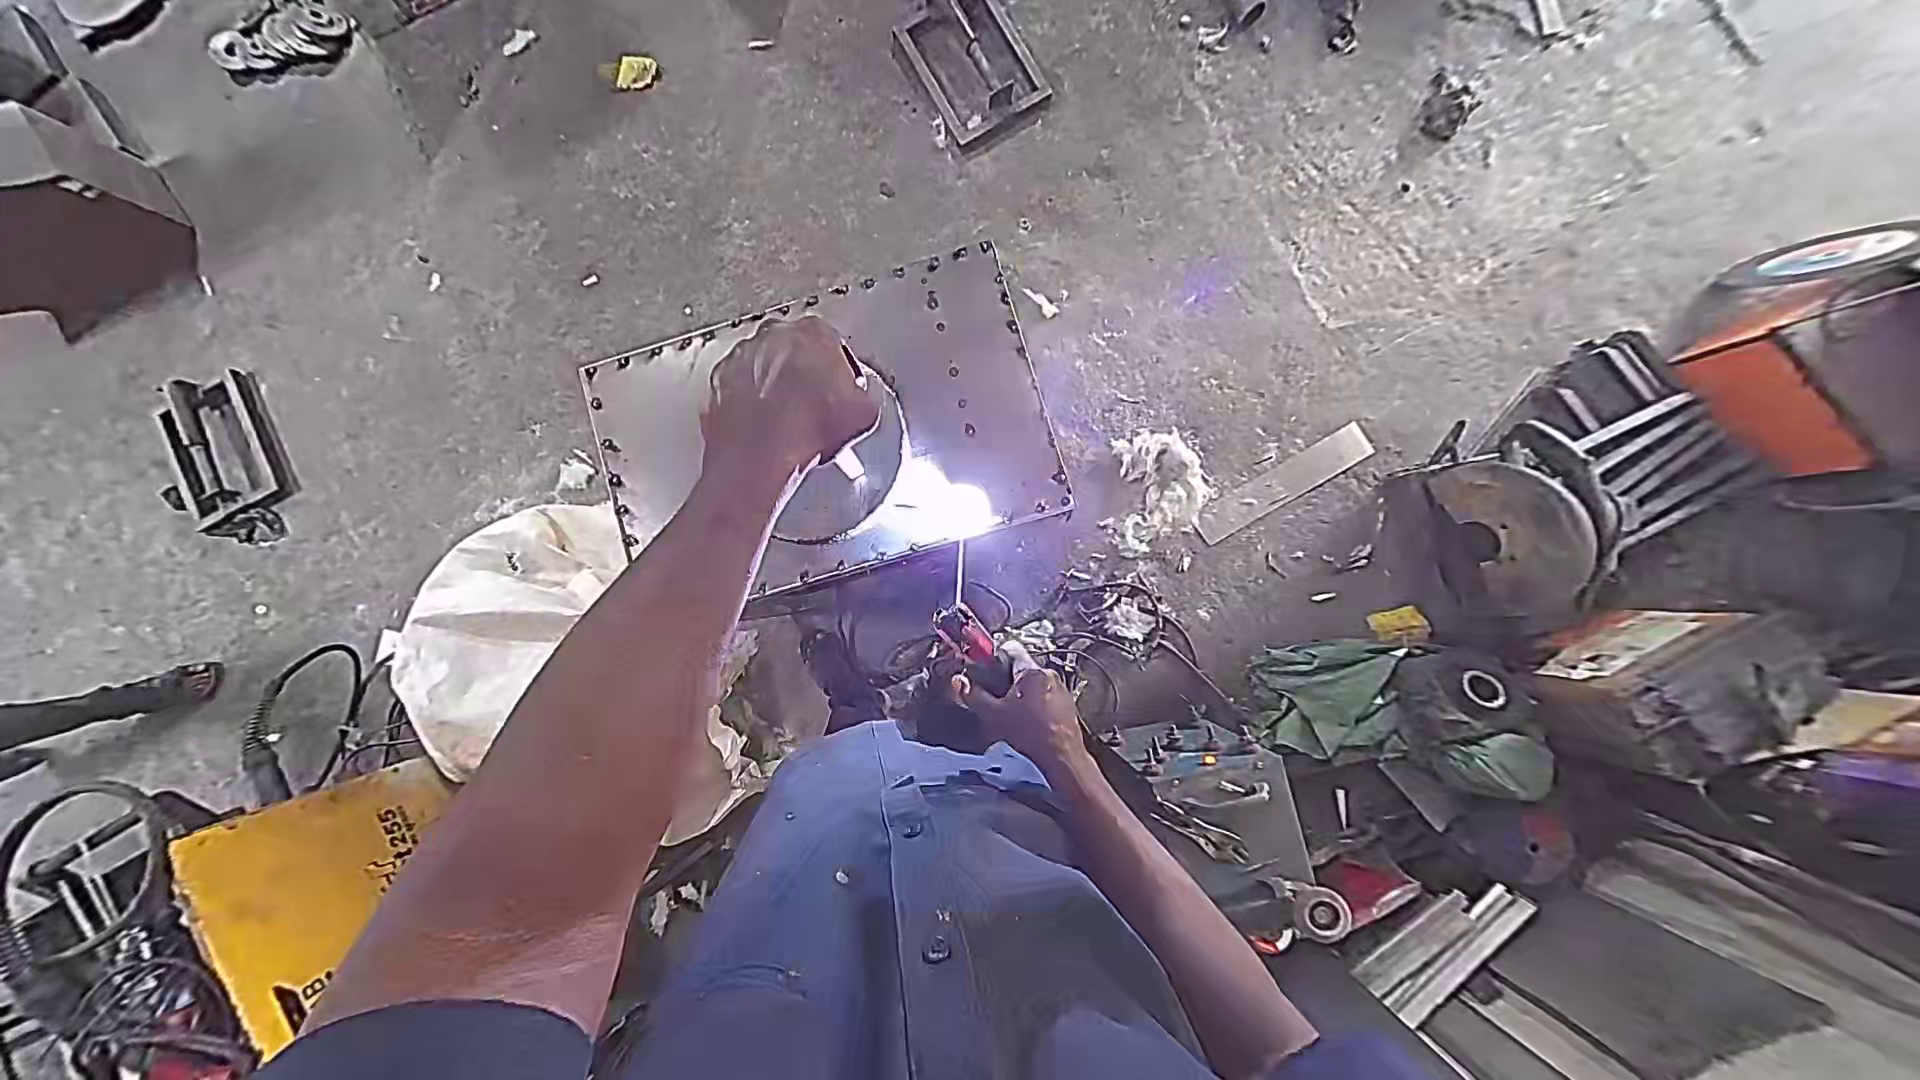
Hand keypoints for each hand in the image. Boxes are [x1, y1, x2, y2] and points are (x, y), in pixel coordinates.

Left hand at [701, 315, 880, 484]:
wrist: (762, 454)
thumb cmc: (808, 428)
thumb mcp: (864, 414)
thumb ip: (864, 397)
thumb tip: (862, 404)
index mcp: (814, 333)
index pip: (833, 344)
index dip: (840, 371)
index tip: (841, 391)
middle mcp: (774, 336)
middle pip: (795, 351)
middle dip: (804, 374)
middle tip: (814, 405)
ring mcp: (742, 356)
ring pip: (765, 367)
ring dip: (775, 387)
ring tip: (789, 421)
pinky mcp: (720, 381)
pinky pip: (739, 388)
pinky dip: (749, 403)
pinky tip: (764, 426)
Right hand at [949, 667, 1092, 777]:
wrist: (1061, 756)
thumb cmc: (1031, 735)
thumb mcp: (993, 715)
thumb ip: (974, 695)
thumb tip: (959, 683)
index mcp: (1031, 671)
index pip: (1011, 649)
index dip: (995, 656)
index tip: (986, 666)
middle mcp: (1048, 675)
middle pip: (1021, 667)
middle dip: (1008, 679)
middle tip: (997, 695)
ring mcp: (1060, 689)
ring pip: (1034, 682)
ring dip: (1023, 692)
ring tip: (1013, 712)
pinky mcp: (1067, 703)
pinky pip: (1046, 695)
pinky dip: (1037, 703)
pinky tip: (1029, 720)